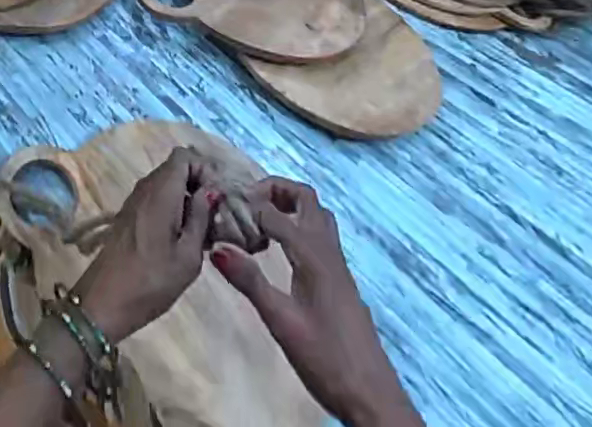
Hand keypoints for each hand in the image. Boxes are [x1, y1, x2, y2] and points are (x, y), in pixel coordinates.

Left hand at [73, 147, 217, 341]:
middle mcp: (145, 187)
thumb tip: (211, 192)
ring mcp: (135, 200)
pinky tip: (187, 238)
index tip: (220, 198)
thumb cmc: (151, 280)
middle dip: (200, 184)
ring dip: (188, 198)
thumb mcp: (188, 255)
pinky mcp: (131, 215)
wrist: (105, 300)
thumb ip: (200, 218)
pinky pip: (157, 198)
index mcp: (160, 191)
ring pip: (167, 184)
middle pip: (176, 168)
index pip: (183, 155)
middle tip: (219, 215)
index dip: (205, 169)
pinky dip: (175, 208)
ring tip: (208, 230)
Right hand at [210, 179, 421, 426]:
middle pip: (306, 199)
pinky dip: (296, 226)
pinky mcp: (339, 281)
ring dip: (288, 205)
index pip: (275, 212)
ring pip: (316, 215)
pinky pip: (319, 235)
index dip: (246, 205)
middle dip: (274, 190)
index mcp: (313, 256)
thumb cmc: (326, 360)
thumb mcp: (281, 322)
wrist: (374, 401)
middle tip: (245, 203)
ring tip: (259, 221)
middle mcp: (328, 253)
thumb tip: (216, 246)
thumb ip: (249, 281)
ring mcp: (338, 267)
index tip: (221, 211)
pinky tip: (278, 251)